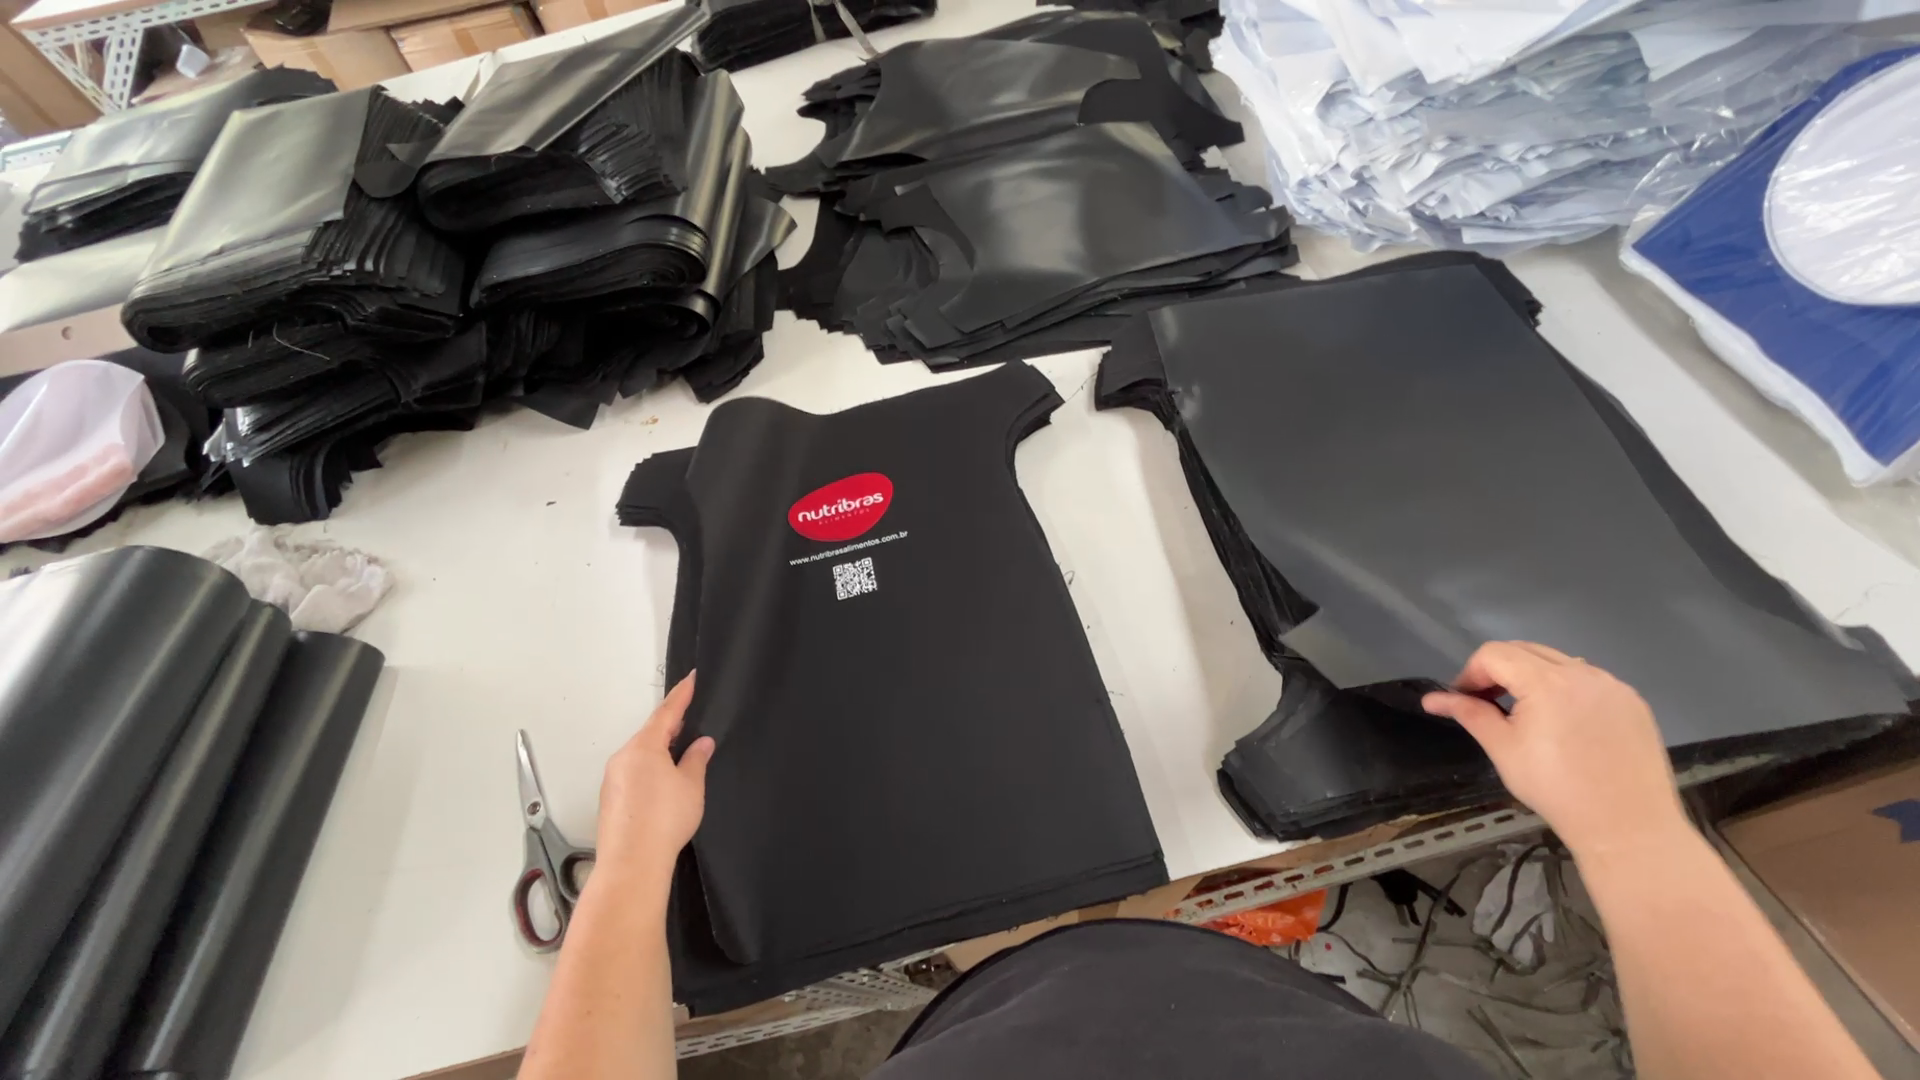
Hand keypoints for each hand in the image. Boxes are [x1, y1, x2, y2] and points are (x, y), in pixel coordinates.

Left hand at [594, 673, 715, 887]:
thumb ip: (696, 759)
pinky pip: (633, 774)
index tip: (691, 678)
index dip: (681, 695)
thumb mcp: (691, 784)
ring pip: (640, 756)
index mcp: (643, 747)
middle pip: (650, 734)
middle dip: (671, 727)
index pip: (666, 712)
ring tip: (682, 756)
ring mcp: (612, 780)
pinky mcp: (610, 800)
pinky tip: (664, 784)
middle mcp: (623, 758)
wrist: (632, 863)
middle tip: (691, 720)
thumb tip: (701, 743)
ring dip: (660, 752)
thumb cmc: (665, 819)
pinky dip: (650, 771)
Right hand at [1422, 642, 1688, 860]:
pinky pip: (1588, 679)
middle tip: (1489, 703)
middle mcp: (1583, 673)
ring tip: (1527, 713)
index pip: (1494, 654)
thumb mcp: (1502, 748)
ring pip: (1558, 661)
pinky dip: (1565, 688)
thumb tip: (1430, 699)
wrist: (1628, 826)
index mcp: (1547, 682)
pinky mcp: (1633, 702)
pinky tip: (1565, 722)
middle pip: (1525, 650)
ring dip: (1532, 676)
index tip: (1465, 700)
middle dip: (1498, 670)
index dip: (1471, 673)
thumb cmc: (1555, 788)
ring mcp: (1613, 686)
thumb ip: (1468, 713)